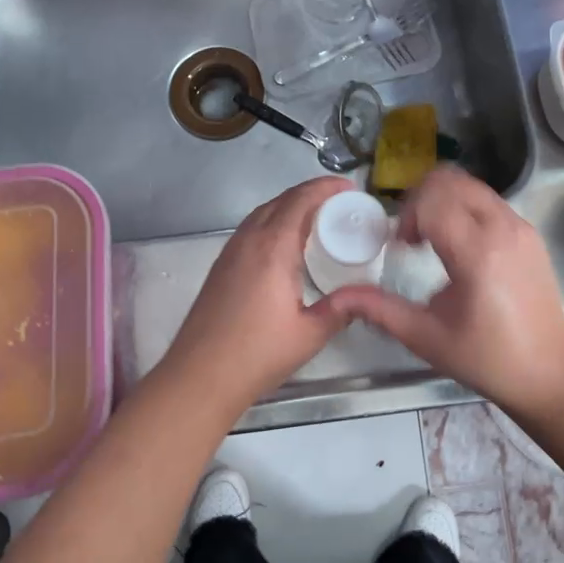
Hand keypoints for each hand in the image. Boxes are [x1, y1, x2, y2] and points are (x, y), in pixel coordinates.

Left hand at [157, 176, 353, 409]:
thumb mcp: (309, 335)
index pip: (300, 200)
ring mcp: (231, 251)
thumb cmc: (257, 354)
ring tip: (316, 217)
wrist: (200, 375)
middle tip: (339, 201)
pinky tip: (285, 242)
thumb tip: (363, 297)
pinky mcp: (221, 265)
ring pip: (263, 212)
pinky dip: (273, 221)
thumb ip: (340, 310)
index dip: (325, 187)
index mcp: (273, 248)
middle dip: (310, 193)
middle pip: (281, 200)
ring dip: (289, 205)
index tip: (348, 187)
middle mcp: (249, 240)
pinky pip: (252, 228)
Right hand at [325, 166, 563, 415]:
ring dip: (443, 199)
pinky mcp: (529, 230)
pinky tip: (458, 244)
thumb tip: (337, 297)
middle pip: (450, 180)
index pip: (433, 201)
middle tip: (412, 234)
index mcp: (478, 254)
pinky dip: (464, 206)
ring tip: (433, 237)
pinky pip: (488, 199)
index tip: (402, 245)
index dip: (409, 215)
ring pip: (470, 184)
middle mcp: (502, 228)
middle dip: (421, 198)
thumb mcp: (427, 337)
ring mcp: (520, 226)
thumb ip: (380, 310)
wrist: (550, 372)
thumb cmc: (487, 359)